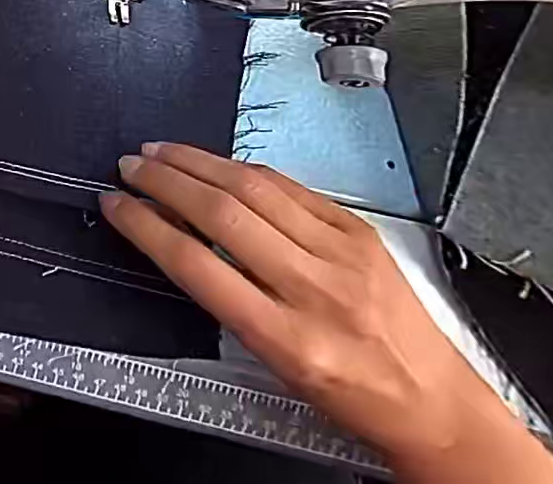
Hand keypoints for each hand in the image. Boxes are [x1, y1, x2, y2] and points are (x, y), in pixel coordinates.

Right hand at [103, 144, 552, 478]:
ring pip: (252, 188)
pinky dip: (241, 168)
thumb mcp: (276, 365)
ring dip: (197, 162)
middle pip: (221, 216)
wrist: (434, 402)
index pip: (198, 267)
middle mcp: (314, 289)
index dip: (146, 227)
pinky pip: (289, 185)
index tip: (117, 205)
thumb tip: (179, 237)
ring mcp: (340, 250)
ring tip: (161, 151)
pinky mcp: (357, 227)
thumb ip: (228, 299)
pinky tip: (216, 161)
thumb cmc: (349, 395)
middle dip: (165, 181)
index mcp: (288, 339)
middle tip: (131, 165)